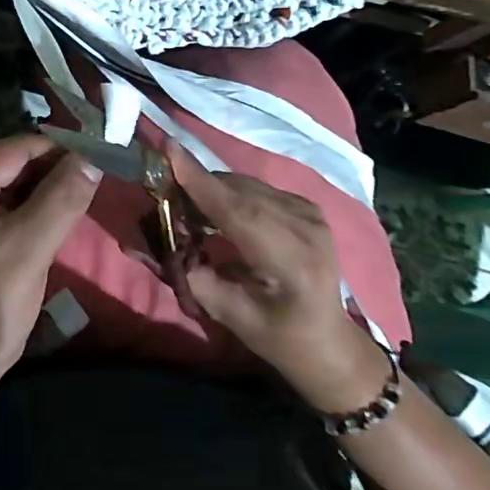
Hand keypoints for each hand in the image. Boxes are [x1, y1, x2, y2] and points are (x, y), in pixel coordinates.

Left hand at [0, 136, 101, 417]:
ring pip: (28, 184)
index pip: (25, 146)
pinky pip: (22, 205)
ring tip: (96, 200)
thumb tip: (94, 158)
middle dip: (64, 173)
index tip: (111, 163)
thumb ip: (62, 199)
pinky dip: (47, 211)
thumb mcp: (28, 249)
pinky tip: (71, 220)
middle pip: (26, 162)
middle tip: (109, 184)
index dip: (68, 152)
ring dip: (59, 192)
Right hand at [169, 144, 389, 412]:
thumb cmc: (278, 336)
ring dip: (213, 188)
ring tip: (188, 205)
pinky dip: (231, 193)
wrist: (328, 341)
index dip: (200, 180)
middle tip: (164, 190)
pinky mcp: (308, 206)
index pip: (238, 210)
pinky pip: (258, 188)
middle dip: (198, 184)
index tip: (169, 148)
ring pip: (247, 185)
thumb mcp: (230, 315)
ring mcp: (311, 214)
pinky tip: (218, 209)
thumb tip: (162, 238)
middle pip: (240, 192)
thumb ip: (194, 274)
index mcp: (291, 261)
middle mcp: (306, 229)